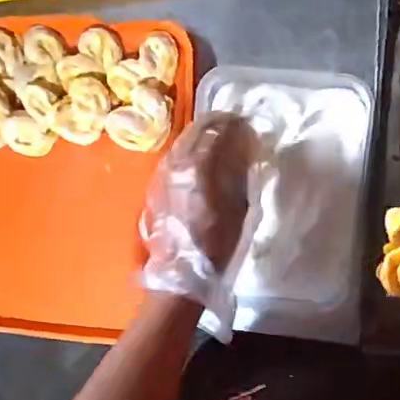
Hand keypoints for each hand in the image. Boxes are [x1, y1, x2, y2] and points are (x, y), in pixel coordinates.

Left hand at [138, 112, 257, 304]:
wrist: (179, 275)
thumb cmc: (214, 246)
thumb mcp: (238, 209)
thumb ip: (239, 175)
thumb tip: (244, 150)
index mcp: (198, 168)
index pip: (215, 132)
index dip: (232, 124)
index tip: (245, 123)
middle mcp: (175, 166)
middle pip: (194, 133)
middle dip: (213, 126)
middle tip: (231, 124)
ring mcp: (161, 176)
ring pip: (180, 144)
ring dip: (198, 137)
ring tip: (215, 138)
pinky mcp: (154, 189)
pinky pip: (171, 160)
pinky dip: (186, 153)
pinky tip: (195, 160)